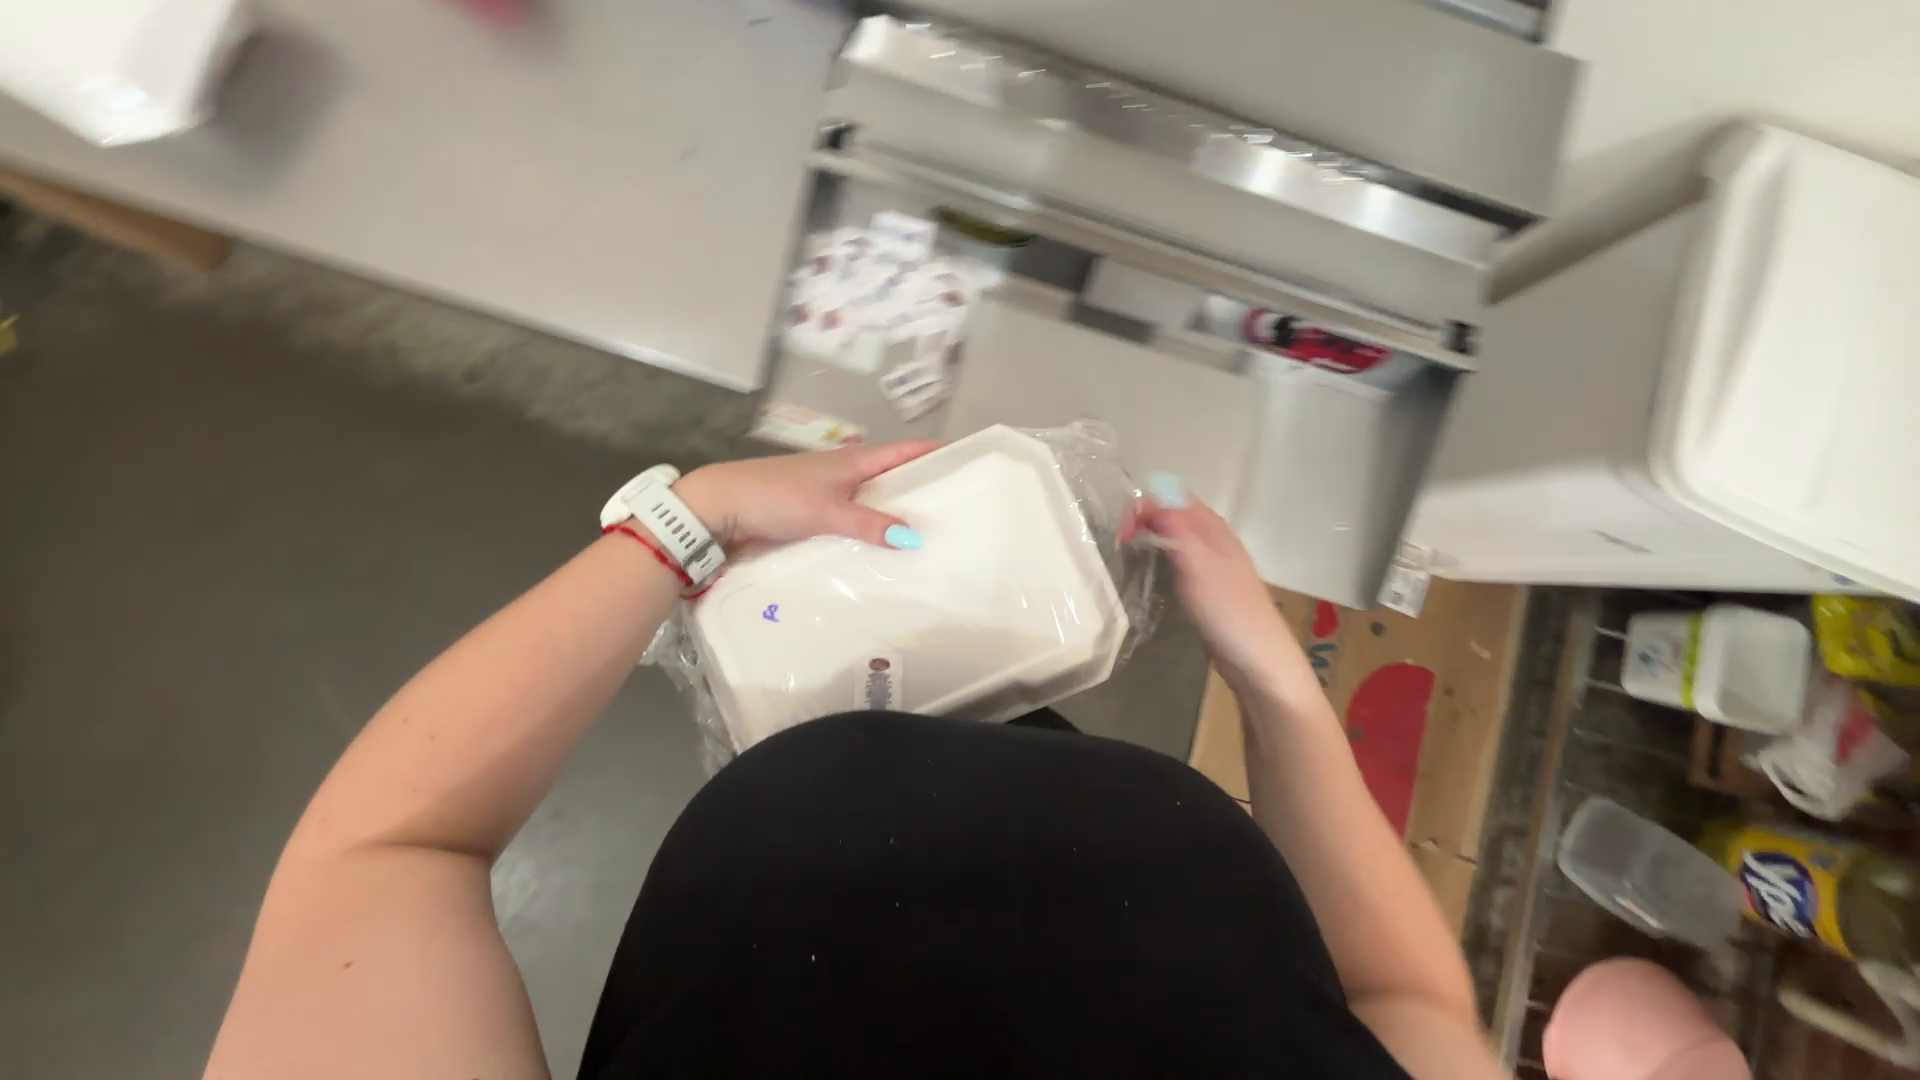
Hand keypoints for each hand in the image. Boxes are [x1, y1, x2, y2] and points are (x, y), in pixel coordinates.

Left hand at [674, 441, 943, 551]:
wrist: (721, 507)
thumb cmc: (776, 496)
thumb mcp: (827, 510)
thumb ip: (868, 524)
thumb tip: (914, 538)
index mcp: (852, 461)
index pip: (903, 452)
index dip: (932, 451)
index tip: (964, 455)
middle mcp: (844, 473)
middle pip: (891, 476)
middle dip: (920, 487)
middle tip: (954, 507)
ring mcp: (827, 494)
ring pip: (871, 500)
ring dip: (893, 512)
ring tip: (925, 535)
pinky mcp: (811, 515)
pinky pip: (852, 521)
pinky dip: (869, 531)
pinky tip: (879, 551)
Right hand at [1138, 476, 1297, 687]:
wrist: (1256, 656)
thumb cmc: (1226, 608)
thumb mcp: (1197, 562)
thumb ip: (1174, 527)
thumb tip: (1149, 504)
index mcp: (1211, 526)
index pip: (1169, 496)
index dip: (1142, 507)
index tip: (1122, 536)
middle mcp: (1211, 537)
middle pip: (1171, 512)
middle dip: (1142, 520)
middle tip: (1121, 546)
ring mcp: (1210, 561)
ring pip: (1173, 535)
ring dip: (1149, 538)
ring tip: (1129, 557)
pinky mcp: (1206, 585)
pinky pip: (1177, 558)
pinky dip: (1160, 558)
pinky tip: (1151, 575)